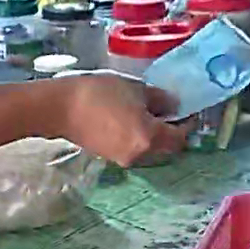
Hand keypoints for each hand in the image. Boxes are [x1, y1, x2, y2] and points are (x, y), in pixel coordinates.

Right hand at [55, 73, 186, 166]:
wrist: (61, 109)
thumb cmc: (100, 93)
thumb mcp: (136, 89)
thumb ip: (161, 100)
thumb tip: (173, 106)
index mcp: (150, 138)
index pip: (179, 139)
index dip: (187, 125)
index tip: (188, 112)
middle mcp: (140, 155)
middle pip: (165, 148)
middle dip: (170, 132)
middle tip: (168, 112)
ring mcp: (124, 160)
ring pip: (149, 150)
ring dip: (154, 136)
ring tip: (147, 113)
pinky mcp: (111, 158)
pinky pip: (134, 149)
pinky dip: (138, 138)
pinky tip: (130, 121)